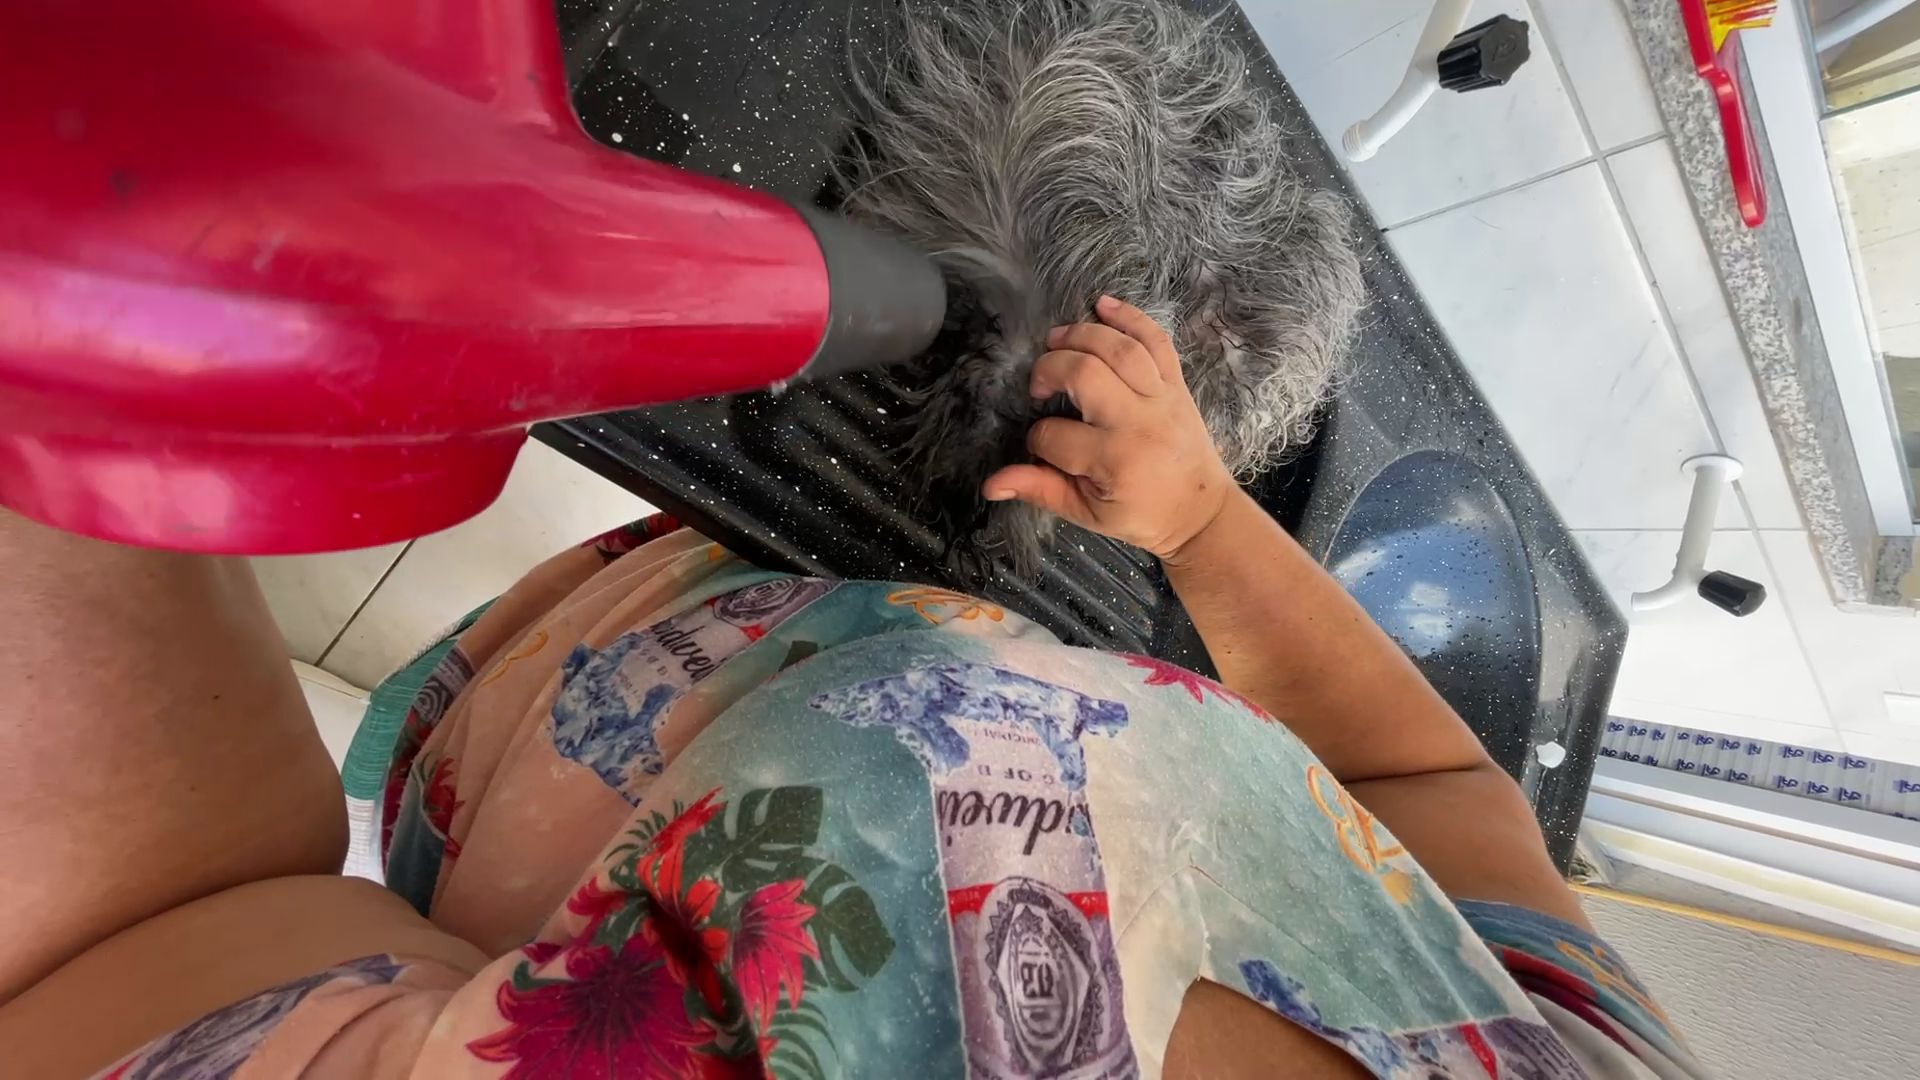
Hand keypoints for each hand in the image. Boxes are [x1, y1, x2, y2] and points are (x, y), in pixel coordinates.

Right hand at [983, 296, 1235, 559]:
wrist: (1199, 512)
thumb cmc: (1140, 515)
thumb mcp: (1087, 513)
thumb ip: (1040, 491)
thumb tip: (991, 485)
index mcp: (1113, 460)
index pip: (1053, 436)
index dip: (1035, 441)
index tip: (1040, 449)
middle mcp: (1138, 423)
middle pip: (1085, 373)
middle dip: (1049, 370)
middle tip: (1038, 386)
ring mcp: (1161, 399)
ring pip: (1120, 348)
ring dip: (1082, 335)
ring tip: (1056, 340)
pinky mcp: (1176, 385)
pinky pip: (1157, 340)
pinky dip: (1131, 316)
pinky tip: (1102, 305)